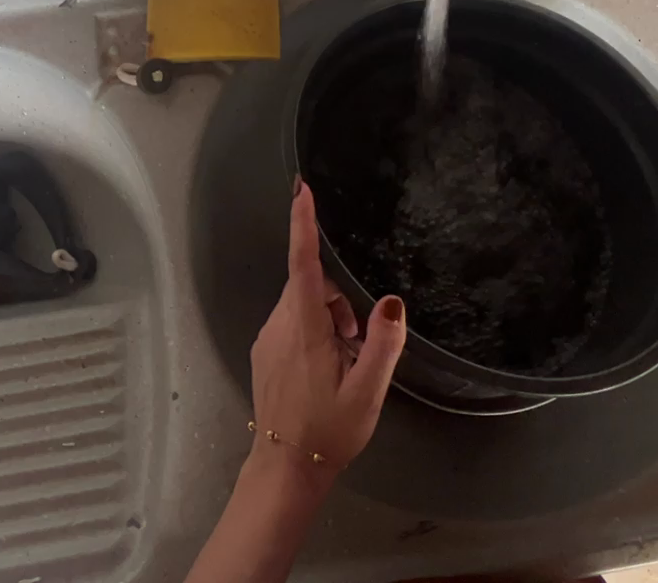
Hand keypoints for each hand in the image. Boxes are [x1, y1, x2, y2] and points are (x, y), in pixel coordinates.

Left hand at [248, 179, 406, 476]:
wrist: (285, 467)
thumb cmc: (329, 429)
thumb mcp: (368, 391)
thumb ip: (383, 344)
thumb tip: (392, 301)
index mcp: (304, 328)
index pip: (302, 263)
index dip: (302, 223)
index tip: (302, 189)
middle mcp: (279, 324)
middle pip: (308, 283)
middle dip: (337, 297)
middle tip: (357, 340)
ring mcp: (267, 337)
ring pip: (301, 302)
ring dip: (328, 315)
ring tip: (347, 358)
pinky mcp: (264, 350)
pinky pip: (291, 320)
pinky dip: (313, 327)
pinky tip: (328, 364)